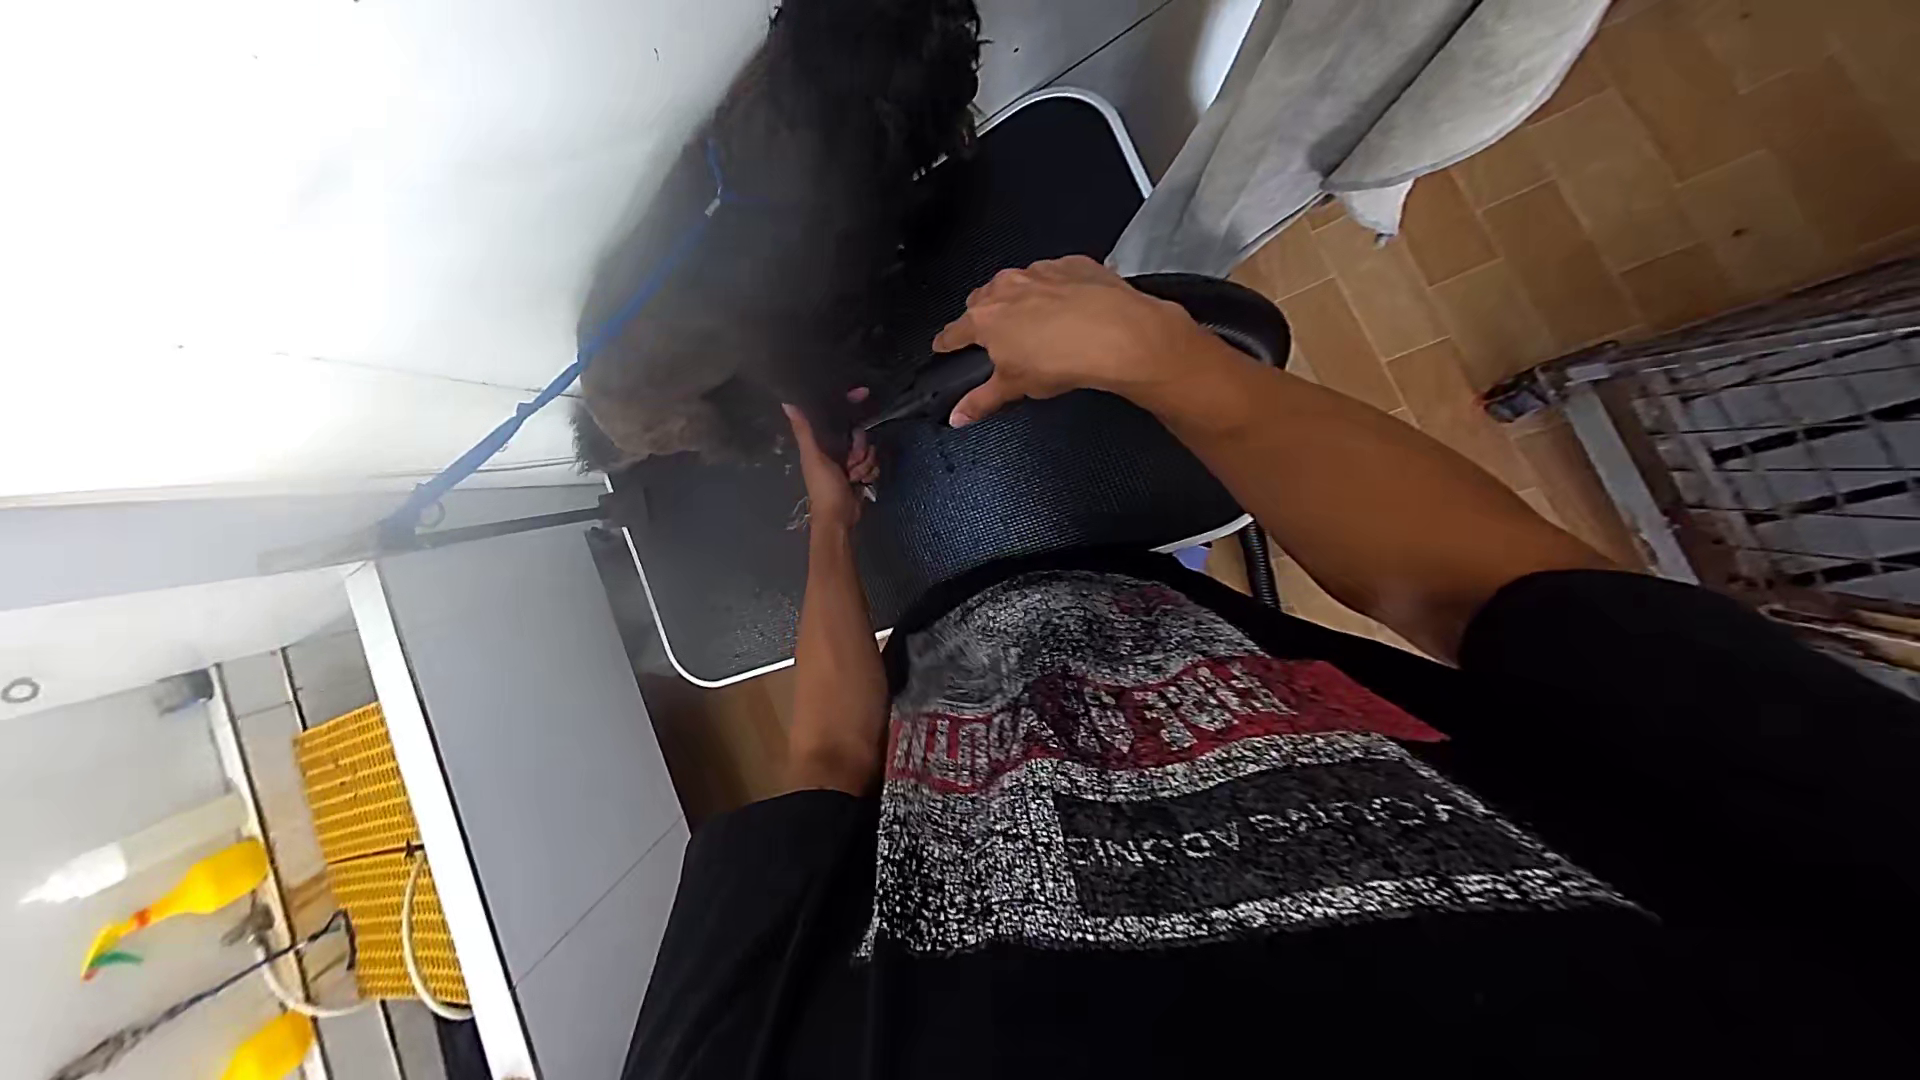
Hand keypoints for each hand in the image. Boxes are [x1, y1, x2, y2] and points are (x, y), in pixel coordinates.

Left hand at [783, 398, 878, 535]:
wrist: (839, 517)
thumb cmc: (823, 487)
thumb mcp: (813, 457)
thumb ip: (804, 430)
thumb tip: (786, 403)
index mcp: (822, 443)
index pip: (839, 416)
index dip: (852, 404)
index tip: (864, 393)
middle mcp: (836, 450)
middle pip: (860, 436)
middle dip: (860, 451)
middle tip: (850, 465)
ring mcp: (850, 463)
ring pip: (869, 452)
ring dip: (865, 466)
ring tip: (853, 478)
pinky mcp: (862, 474)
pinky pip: (874, 465)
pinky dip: (870, 475)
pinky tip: (861, 484)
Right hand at [932, 255, 1222, 426]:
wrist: (1117, 334)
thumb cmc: (1064, 357)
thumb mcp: (1015, 387)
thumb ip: (981, 401)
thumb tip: (959, 415)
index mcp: (985, 317)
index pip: (953, 332)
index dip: (946, 343)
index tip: (943, 346)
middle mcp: (1007, 287)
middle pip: (983, 303)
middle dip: (987, 320)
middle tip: (1002, 344)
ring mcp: (1039, 272)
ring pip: (1019, 286)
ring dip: (1023, 304)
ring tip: (1042, 331)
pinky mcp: (1071, 265)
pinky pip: (1055, 277)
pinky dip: (1057, 293)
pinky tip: (1070, 314)